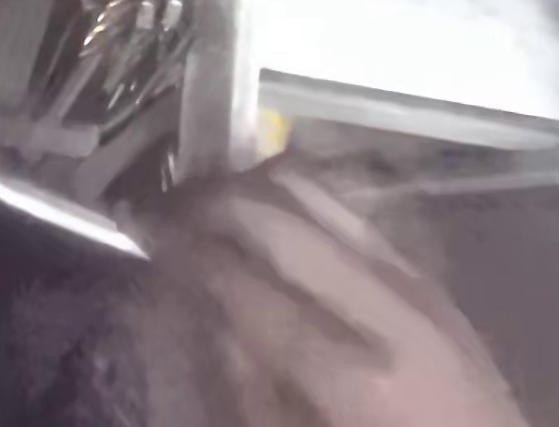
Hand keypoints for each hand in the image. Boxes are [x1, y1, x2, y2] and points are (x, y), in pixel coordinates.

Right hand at [140, 160, 528, 426]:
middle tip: (163, 207)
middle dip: (201, 200)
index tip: (136, 224)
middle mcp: (382, 306)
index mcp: (350, 374)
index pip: (237, 278)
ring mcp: (410, 279)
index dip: (177, 245)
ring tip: (205, 200)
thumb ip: (235, 375)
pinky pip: (339, 203)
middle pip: (268, 213)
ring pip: (305, 187)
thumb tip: (188, 292)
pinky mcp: (422, 272)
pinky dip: (286, 193)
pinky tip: (260, 211)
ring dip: (241, 183)